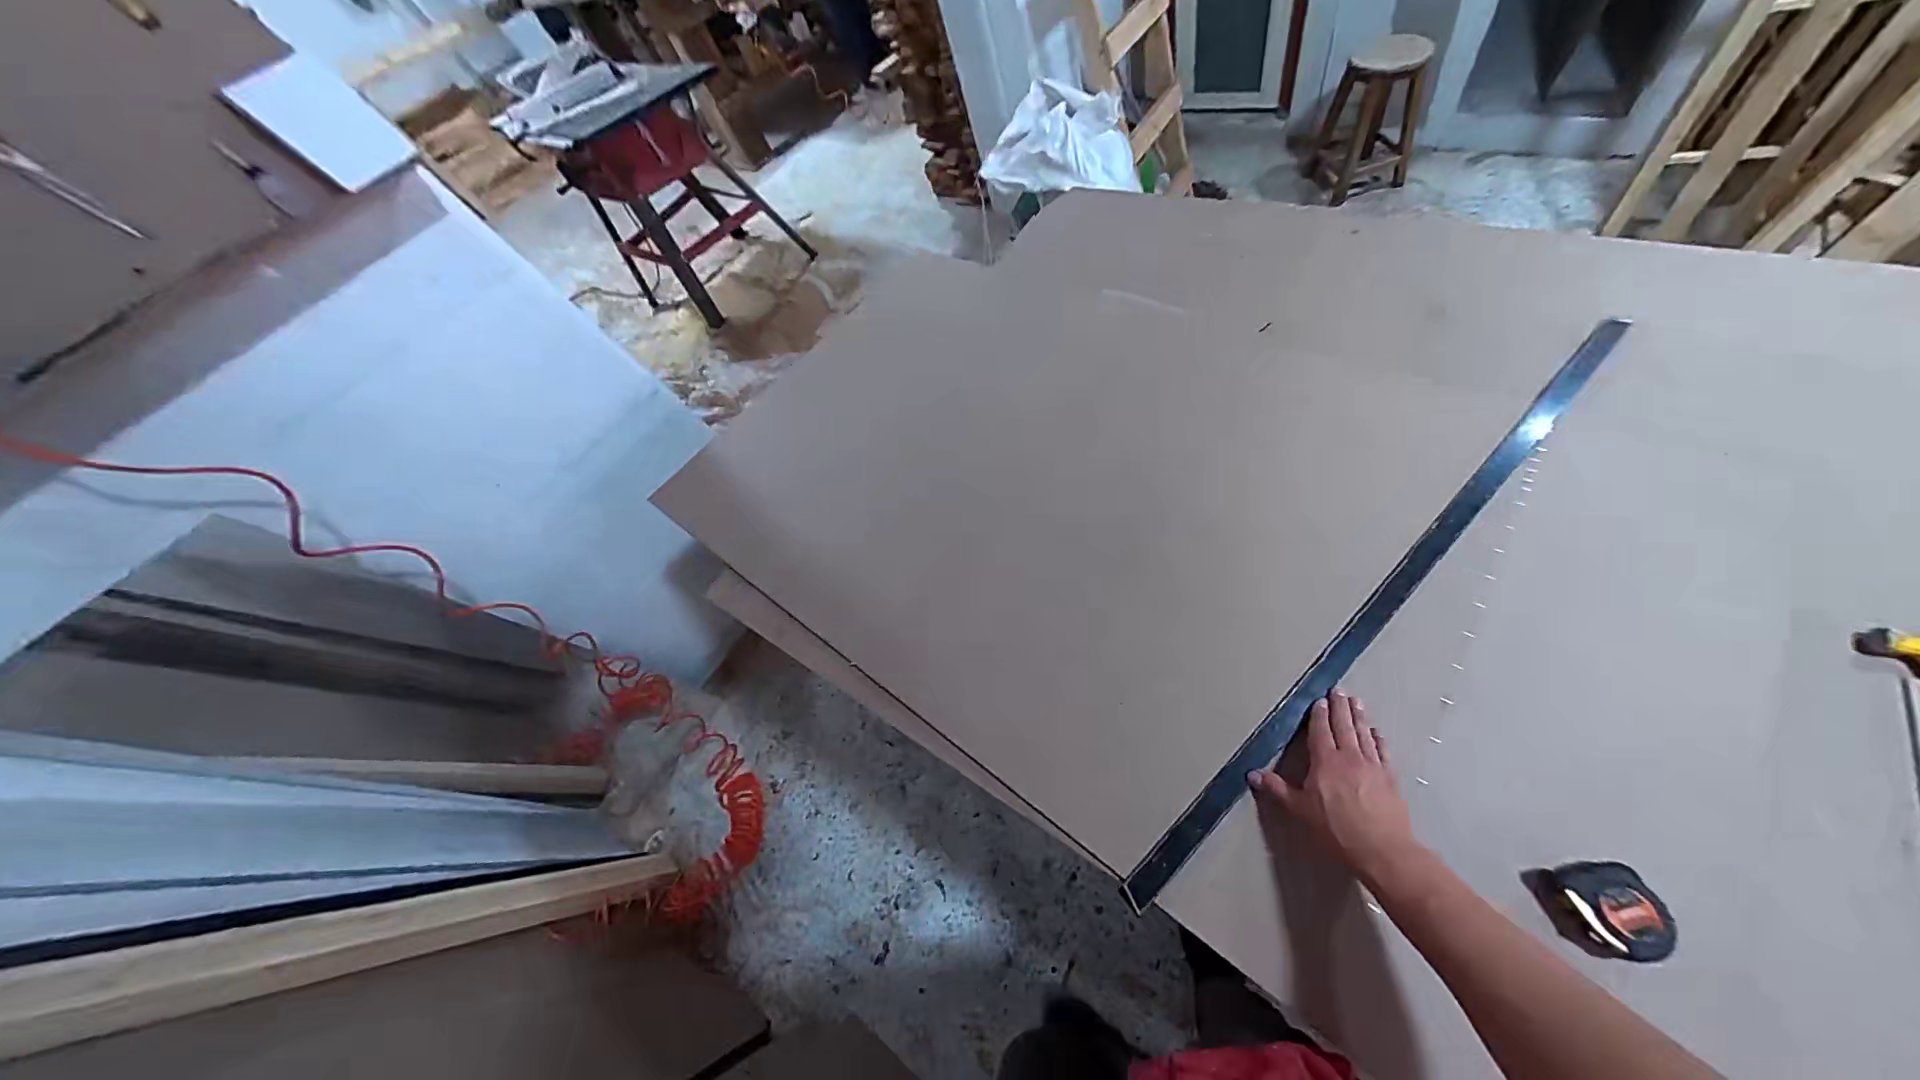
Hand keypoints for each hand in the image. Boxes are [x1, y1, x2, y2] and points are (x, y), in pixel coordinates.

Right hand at [1248, 688, 1417, 881]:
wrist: (1382, 849)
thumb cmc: (1336, 829)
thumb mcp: (1300, 809)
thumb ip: (1277, 789)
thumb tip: (1253, 775)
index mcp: (1325, 761)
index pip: (1321, 731)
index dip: (1319, 714)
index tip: (1320, 700)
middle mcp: (1350, 757)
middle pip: (1344, 726)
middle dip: (1340, 707)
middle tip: (1339, 690)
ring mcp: (1373, 766)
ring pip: (1364, 734)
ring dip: (1359, 717)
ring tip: (1356, 702)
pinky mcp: (1390, 778)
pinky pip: (1382, 751)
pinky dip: (1378, 739)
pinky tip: (1376, 732)